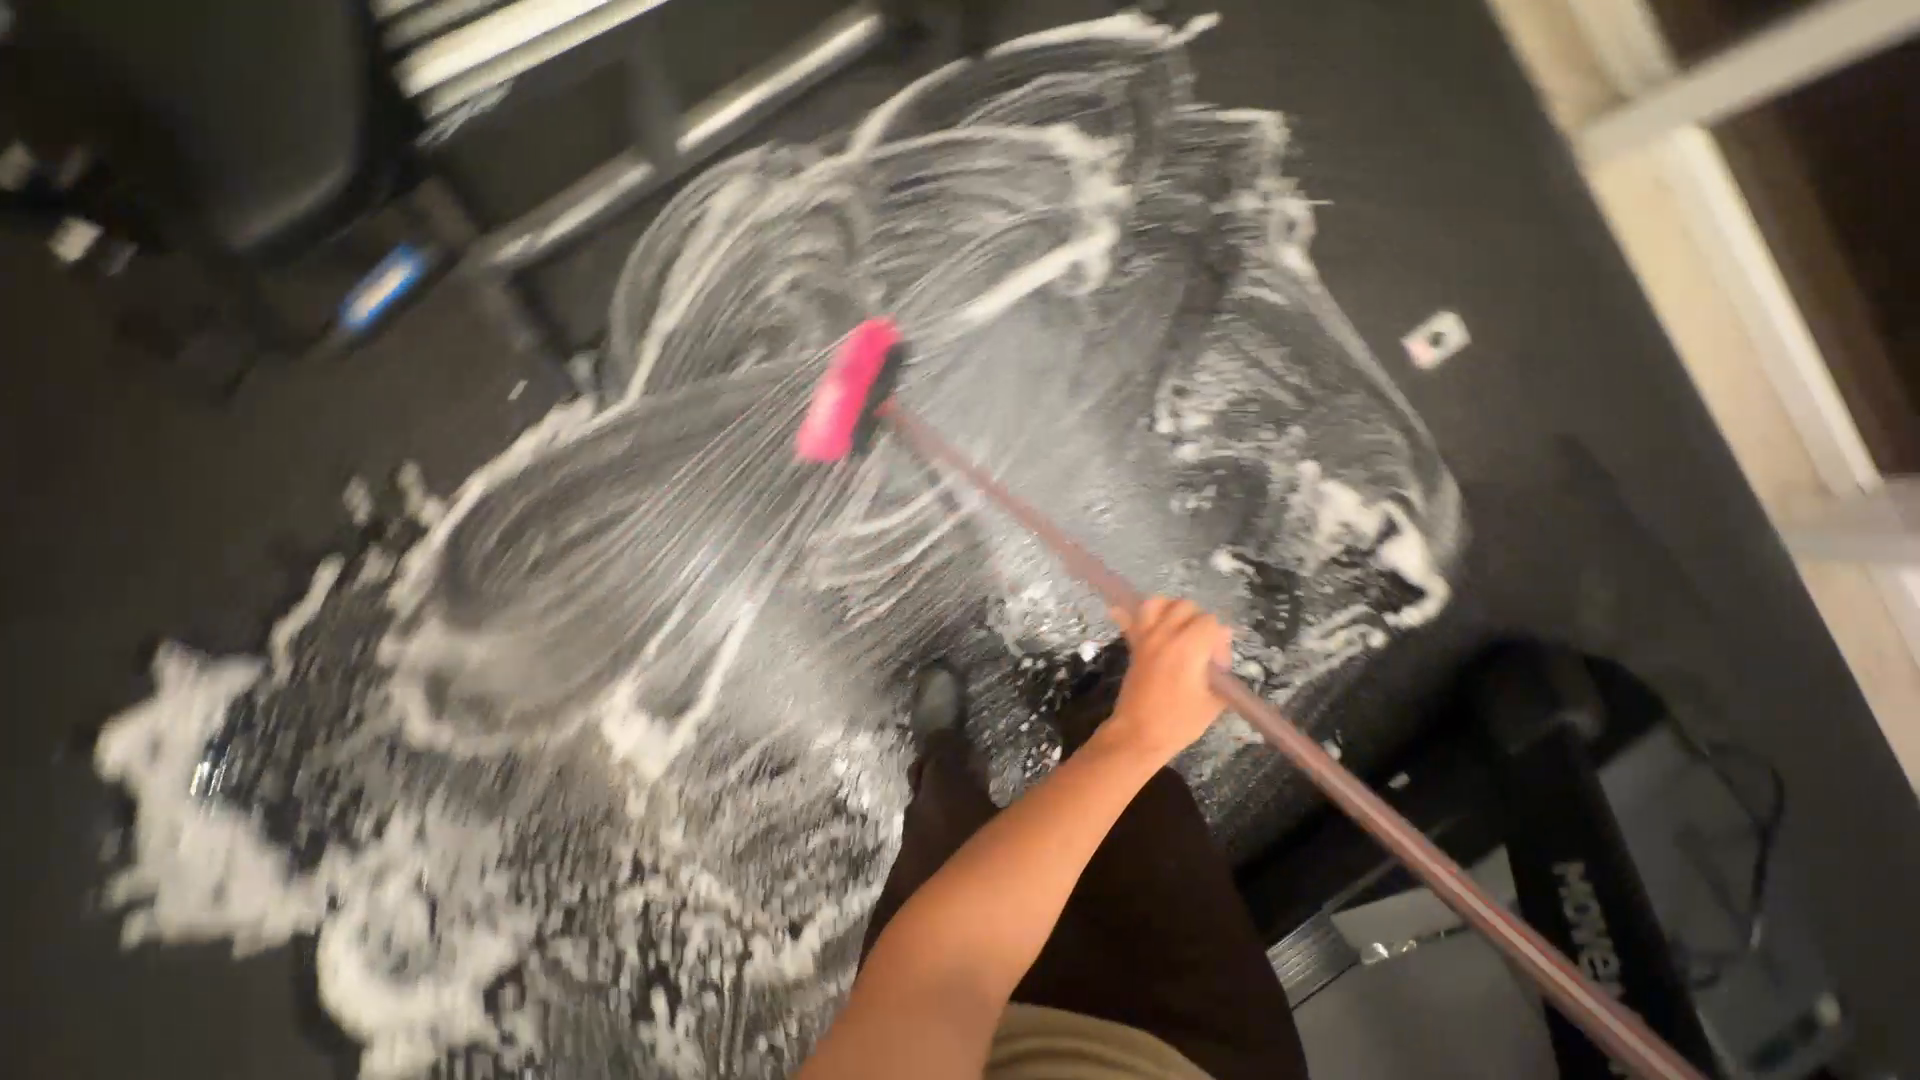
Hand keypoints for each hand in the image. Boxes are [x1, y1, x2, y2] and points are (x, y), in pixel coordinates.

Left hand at [1103, 596, 1231, 761]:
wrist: (1138, 734)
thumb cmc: (1179, 722)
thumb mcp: (1213, 702)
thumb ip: (1221, 671)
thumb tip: (1223, 645)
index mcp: (1188, 647)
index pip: (1211, 623)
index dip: (1219, 642)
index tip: (1217, 666)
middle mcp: (1164, 635)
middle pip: (1185, 606)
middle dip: (1199, 622)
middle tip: (1202, 649)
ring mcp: (1145, 638)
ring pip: (1157, 603)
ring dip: (1171, 611)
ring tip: (1180, 632)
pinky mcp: (1133, 646)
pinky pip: (1132, 618)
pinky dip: (1138, 615)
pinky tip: (1145, 622)